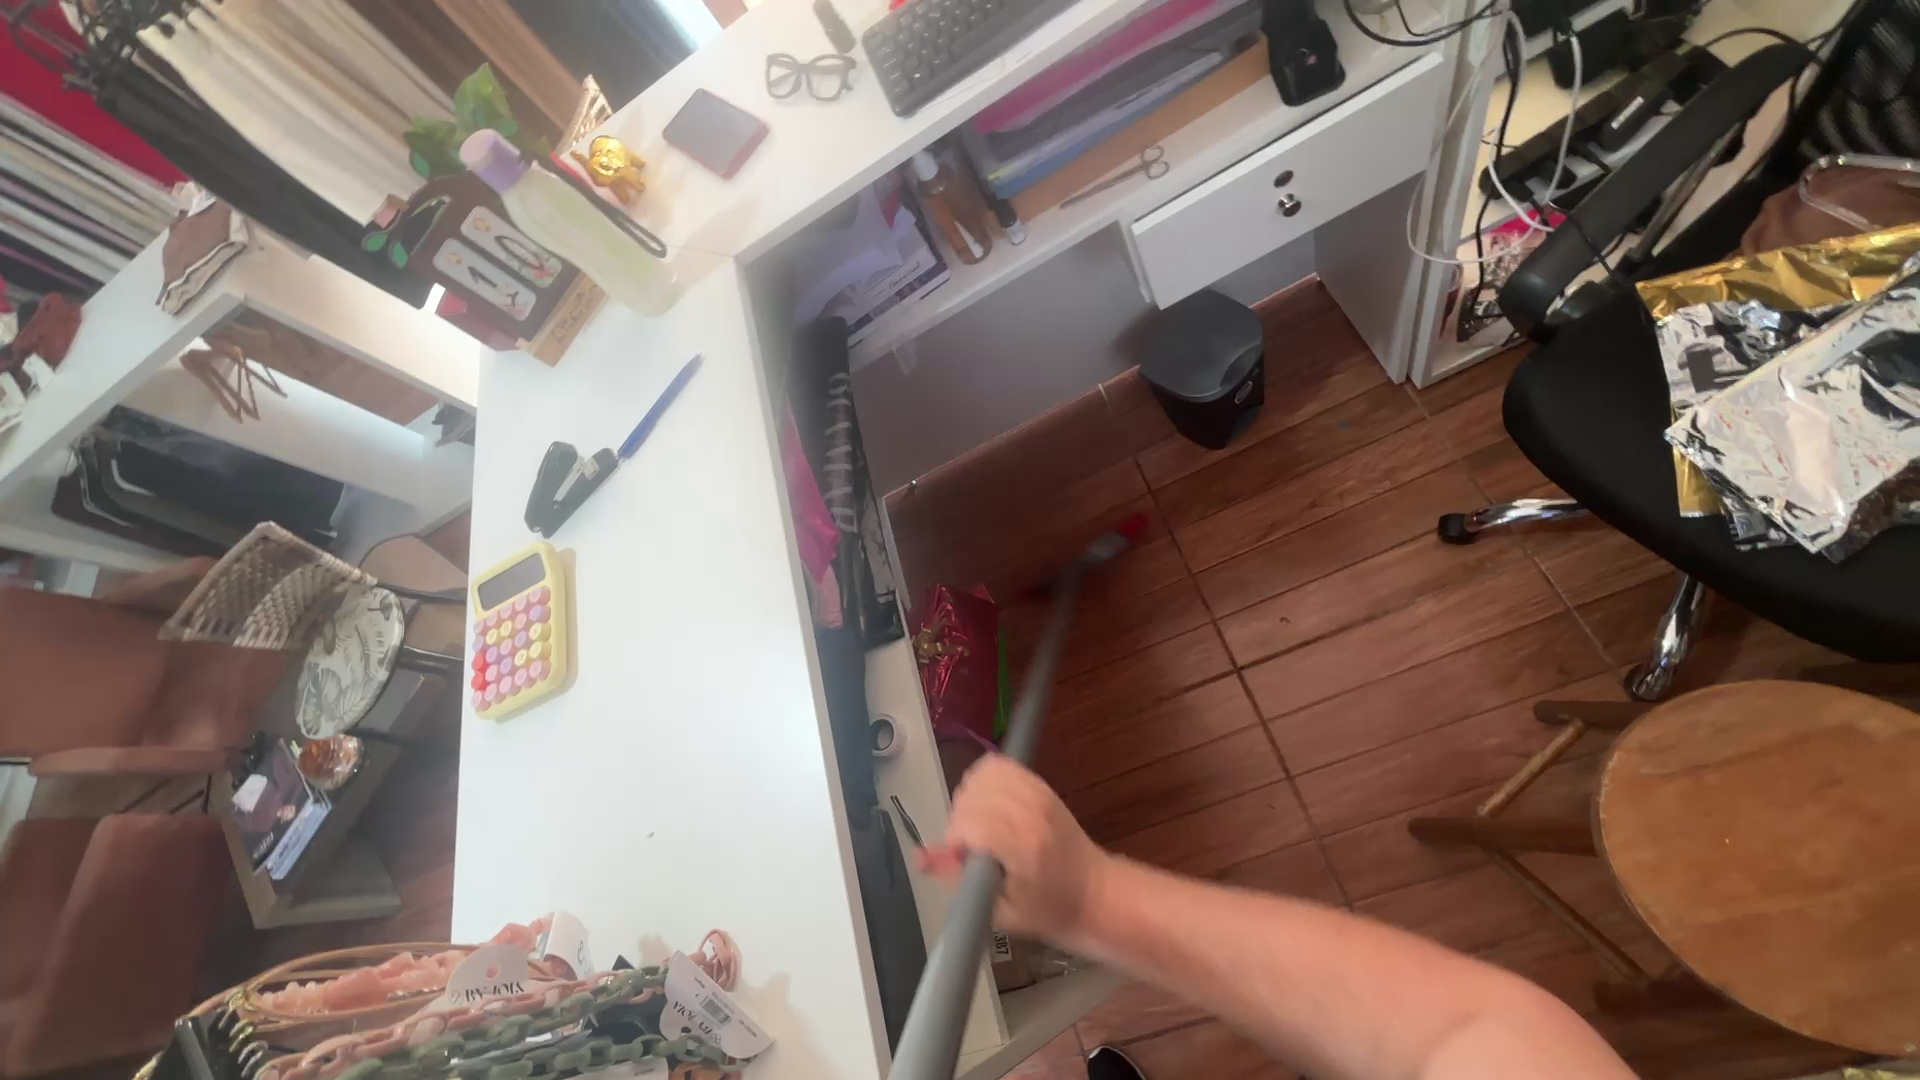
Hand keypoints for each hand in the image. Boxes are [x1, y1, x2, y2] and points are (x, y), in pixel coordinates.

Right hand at [917, 754, 1112, 943]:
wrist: (1095, 891)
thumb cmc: (1048, 909)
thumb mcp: (1000, 910)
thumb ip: (958, 880)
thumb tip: (919, 858)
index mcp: (1023, 848)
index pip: (971, 822)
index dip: (955, 838)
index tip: (961, 857)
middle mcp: (1031, 812)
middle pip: (972, 795)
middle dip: (960, 819)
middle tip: (970, 845)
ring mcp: (1037, 793)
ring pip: (982, 774)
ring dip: (971, 796)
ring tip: (978, 821)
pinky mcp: (1040, 783)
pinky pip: (998, 765)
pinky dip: (984, 779)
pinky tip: (987, 802)